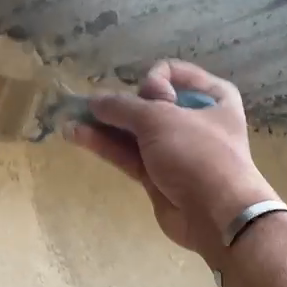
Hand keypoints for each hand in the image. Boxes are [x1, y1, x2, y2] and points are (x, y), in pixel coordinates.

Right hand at [68, 59, 280, 262]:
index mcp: (211, 96)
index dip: (152, 83)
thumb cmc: (198, 155)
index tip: (152, 101)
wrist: (215, 213)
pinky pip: (126, 154)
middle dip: (118, 105)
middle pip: (147, 104)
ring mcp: (172, 149)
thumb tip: (94, 101)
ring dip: (103, 126)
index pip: (169, 73)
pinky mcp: (155, 175)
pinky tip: (77, 136)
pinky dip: (103, 145)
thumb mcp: (161, 119)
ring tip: (70, 121)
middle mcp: (192, 119)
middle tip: (93, 110)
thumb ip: (123, 107)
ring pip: (132, 131)